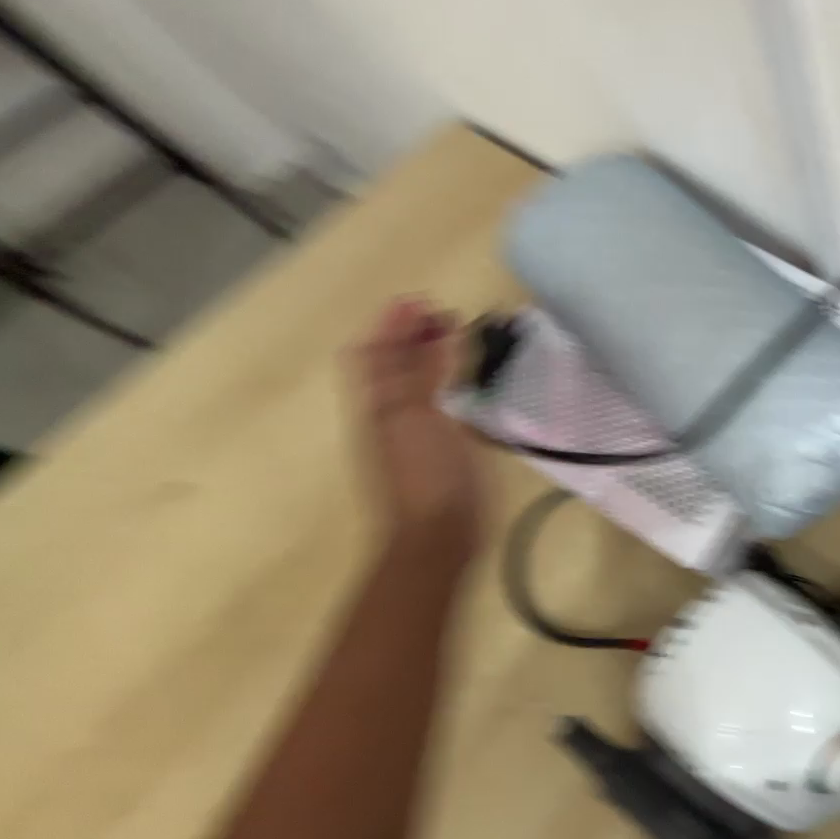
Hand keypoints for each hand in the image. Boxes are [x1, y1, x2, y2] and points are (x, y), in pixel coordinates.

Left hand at [349, 297, 486, 569]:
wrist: (436, 536)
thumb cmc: (424, 474)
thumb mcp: (416, 416)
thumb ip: (421, 371)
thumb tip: (431, 328)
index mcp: (378, 404)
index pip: (374, 352)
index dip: (392, 325)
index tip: (424, 302)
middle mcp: (388, 414)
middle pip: (391, 365)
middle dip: (411, 335)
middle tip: (444, 315)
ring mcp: (412, 433)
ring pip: (413, 383)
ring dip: (429, 356)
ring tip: (456, 338)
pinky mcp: (437, 449)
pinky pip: (436, 403)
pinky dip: (446, 382)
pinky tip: (465, 383)